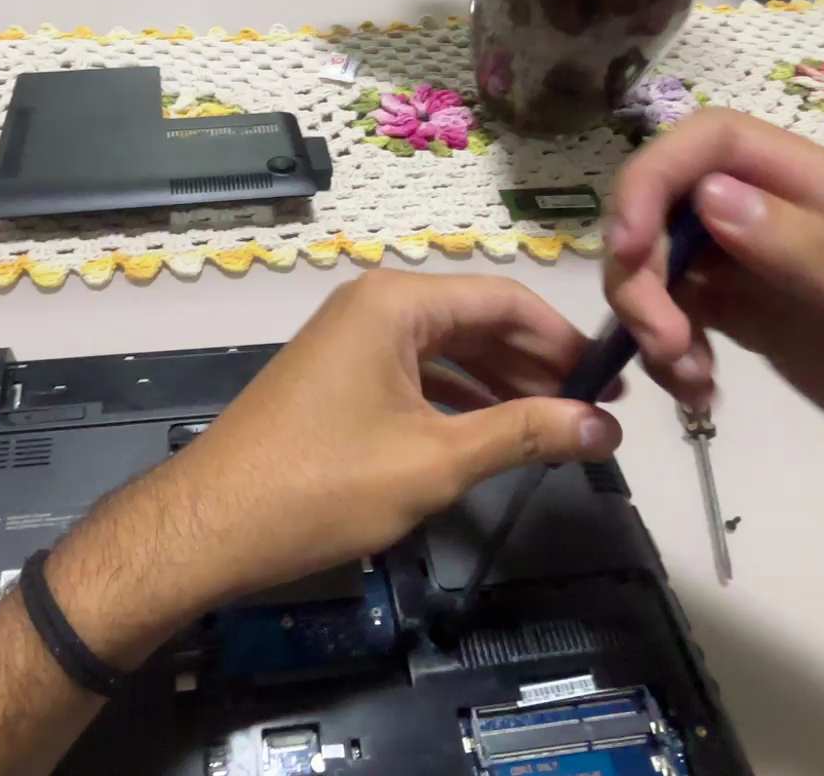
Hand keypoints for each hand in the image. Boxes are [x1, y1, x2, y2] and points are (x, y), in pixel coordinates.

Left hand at [43, 271, 620, 666]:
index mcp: (396, 302)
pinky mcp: (339, 375)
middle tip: (594, 410)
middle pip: (474, 321)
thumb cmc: (324, 484)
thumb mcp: (435, 460)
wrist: (211, 523)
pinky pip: (413, 373)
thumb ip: (523, 434)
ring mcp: (351, 339)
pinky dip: (455, 399)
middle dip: (534, 364)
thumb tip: (604, 426)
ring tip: (556, 426)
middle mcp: (374, 306)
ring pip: (444, 350)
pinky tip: (491, 431)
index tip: (612, 380)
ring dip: (499, 384)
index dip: (562, 338)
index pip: (502, 299)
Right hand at [603, 109, 823, 514]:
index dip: (654, 177)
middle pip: (670, 204)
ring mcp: (769, 273)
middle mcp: (792, 222)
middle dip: (641, 268)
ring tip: (684, 376)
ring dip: (648, 312)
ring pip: (664, 260)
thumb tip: (711, 198)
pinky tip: (696, 388)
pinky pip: (680, 311)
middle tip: (660, 343)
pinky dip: (665, 346)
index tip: (626, 250)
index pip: (717, 142)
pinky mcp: (755, 322)